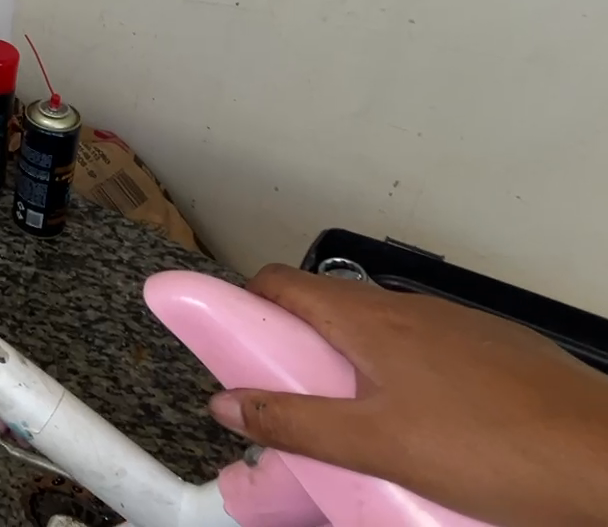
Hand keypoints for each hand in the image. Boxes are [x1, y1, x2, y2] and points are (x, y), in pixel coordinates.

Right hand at [209, 264, 607, 526]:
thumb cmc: (499, 450)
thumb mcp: (380, 448)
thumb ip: (295, 424)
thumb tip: (223, 404)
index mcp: (362, 318)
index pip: (277, 281)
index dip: (250, 305)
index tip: (246, 346)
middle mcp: (404, 306)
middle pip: (326, 304)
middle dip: (302, 343)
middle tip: (304, 395)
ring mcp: (461, 325)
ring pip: (382, 328)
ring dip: (360, 360)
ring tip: (376, 419)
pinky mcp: (508, 350)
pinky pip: (435, 348)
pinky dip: (416, 373)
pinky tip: (445, 424)